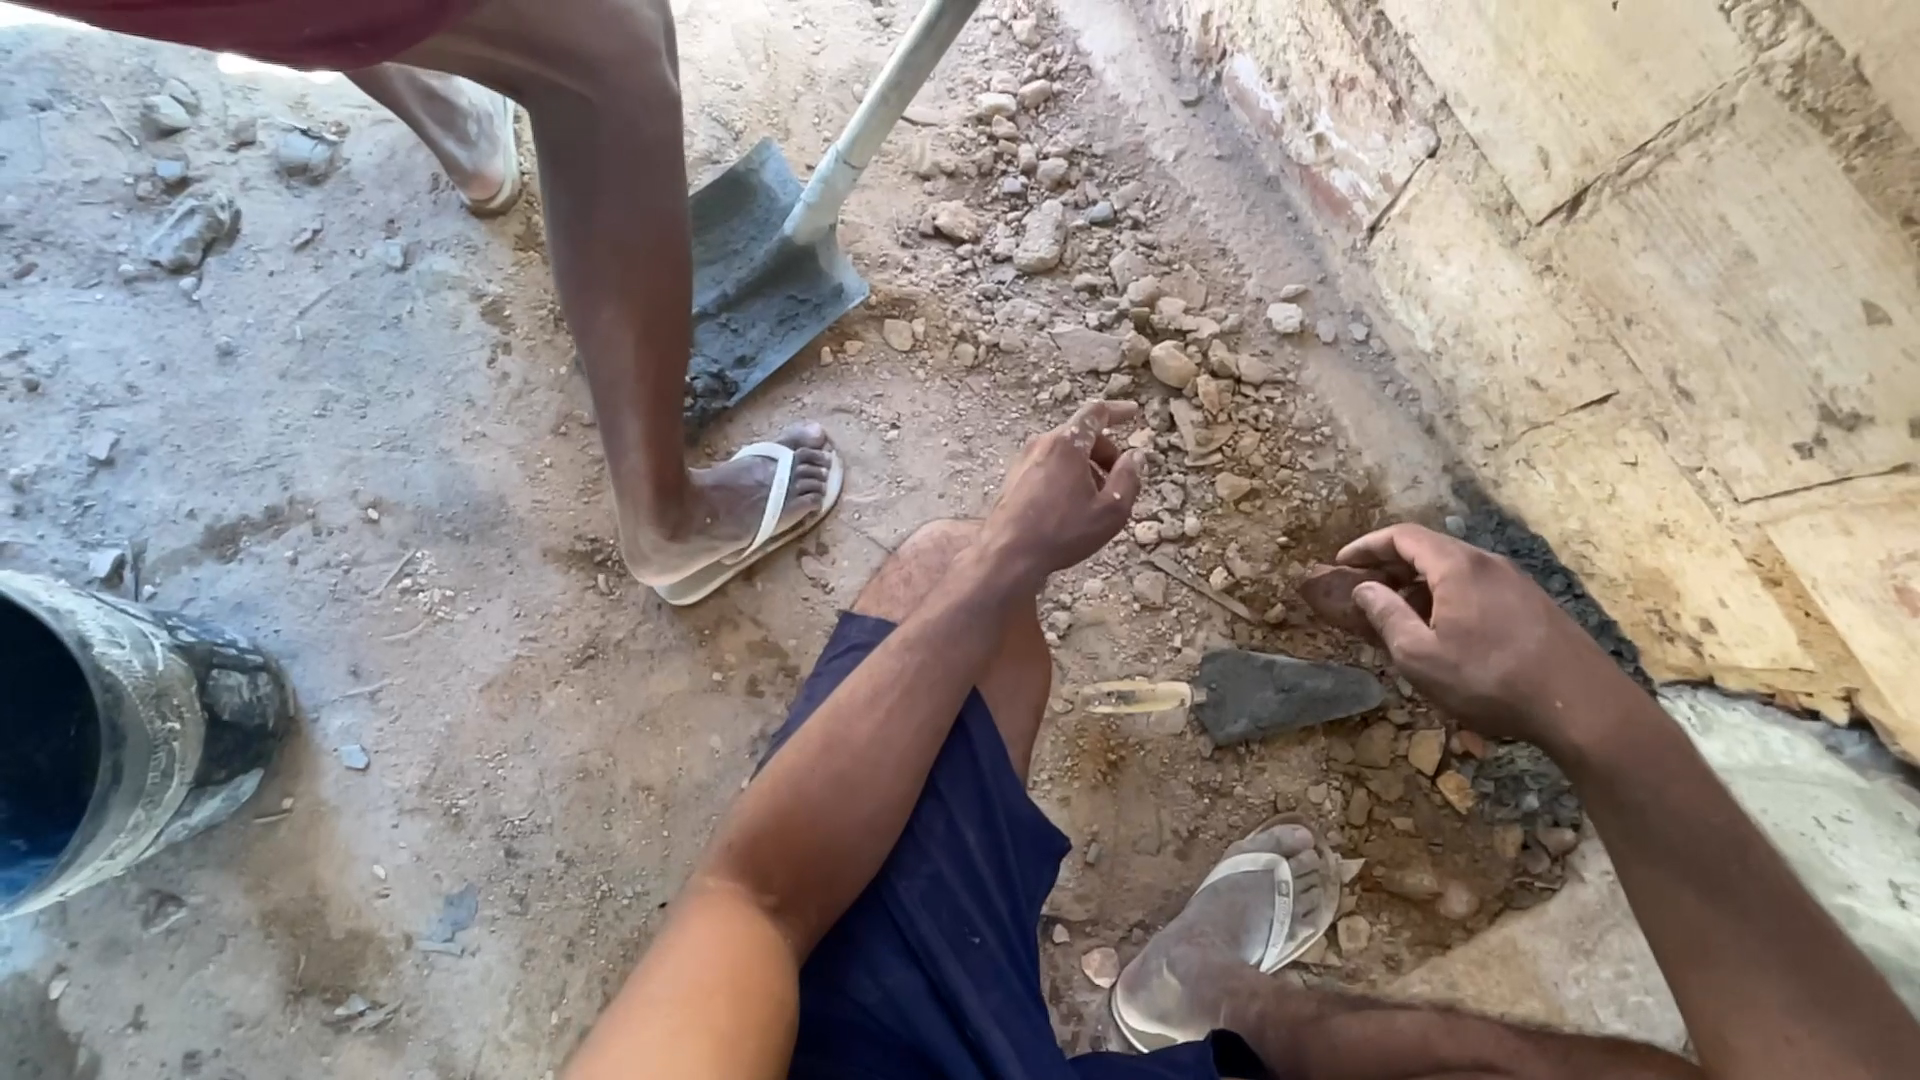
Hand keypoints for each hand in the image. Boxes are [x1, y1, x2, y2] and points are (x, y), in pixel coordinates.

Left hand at [982, 400, 1143, 588]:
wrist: (1008, 554)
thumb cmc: (1060, 533)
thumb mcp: (1111, 510)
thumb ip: (1128, 478)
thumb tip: (1136, 456)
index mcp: (1067, 444)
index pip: (1096, 413)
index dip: (1118, 411)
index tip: (1132, 413)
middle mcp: (1042, 444)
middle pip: (1080, 434)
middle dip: (1104, 450)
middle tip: (1118, 476)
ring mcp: (1024, 460)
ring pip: (1063, 451)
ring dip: (1085, 465)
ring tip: (1096, 497)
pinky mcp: (1014, 478)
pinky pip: (1048, 465)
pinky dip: (1066, 474)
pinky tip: (1071, 505)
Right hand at [1306, 524, 1641, 747]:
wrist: (1585, 709)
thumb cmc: (1490, 680)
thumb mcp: (1420, 655)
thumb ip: (1385, 615)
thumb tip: (1364, 589)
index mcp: (1458, 566)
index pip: (1402, 536)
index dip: (1367, 546)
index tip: (1341, 563)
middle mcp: (1489, 564)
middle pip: (1429, 548)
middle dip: (1389, 563)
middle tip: (1362, 587)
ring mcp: (1516, 583)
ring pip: (1454, 568)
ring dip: (1417, 582)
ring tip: (1396, 610)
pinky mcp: (1534, 605)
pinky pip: (1476, 585)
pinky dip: (1445, 594)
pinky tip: (1441, 627)